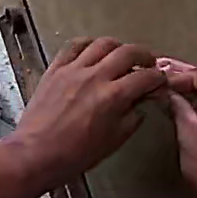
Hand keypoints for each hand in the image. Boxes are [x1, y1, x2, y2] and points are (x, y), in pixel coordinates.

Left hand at [10, 37, 165, 186]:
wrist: (36, 154)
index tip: (160, 80)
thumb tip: (141, 103)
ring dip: (118, 46)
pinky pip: (73, 46)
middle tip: (147, 63)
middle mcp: (96, 77)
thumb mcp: (114, 140)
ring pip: (102, 43)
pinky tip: (93, 50)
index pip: (146, 77)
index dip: (158, 77)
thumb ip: (132, 117)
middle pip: (128, 52)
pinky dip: (88, 44)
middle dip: (144, 55)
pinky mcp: (56, 69)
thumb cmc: (75, 154)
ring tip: (121, 55)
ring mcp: (74, 70)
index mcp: (113, 97)